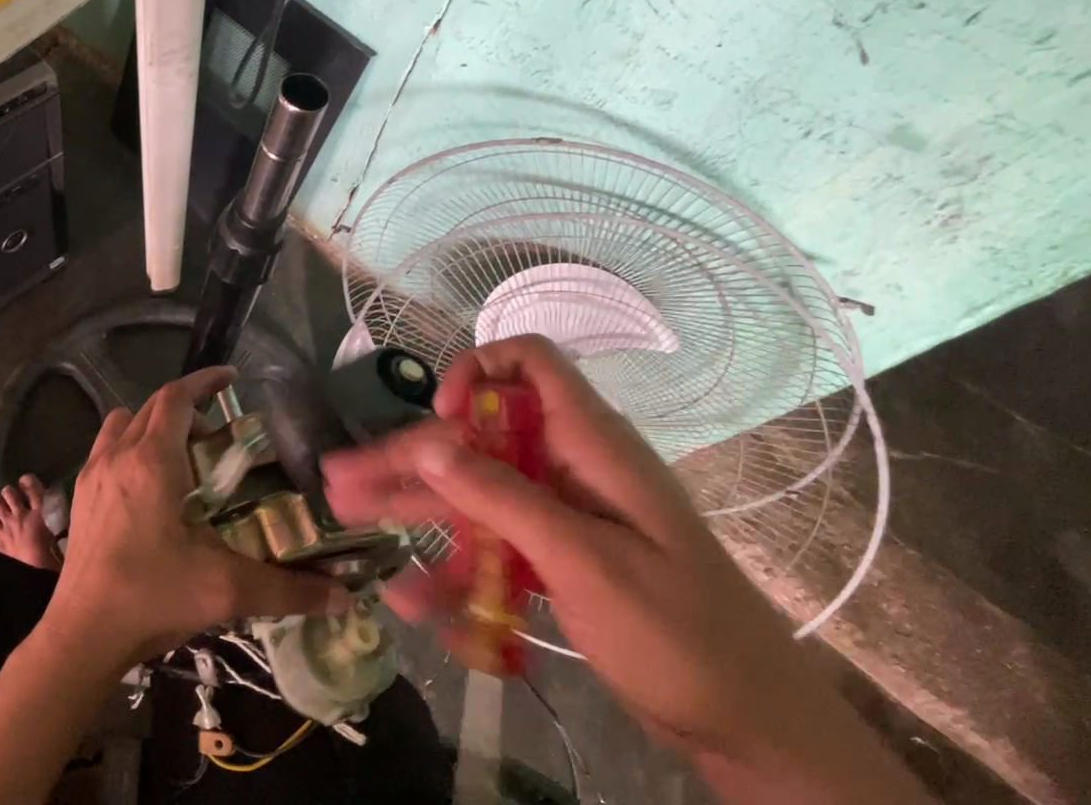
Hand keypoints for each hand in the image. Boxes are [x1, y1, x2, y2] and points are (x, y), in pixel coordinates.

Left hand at [41, 366, 350, 669]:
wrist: (83, 634)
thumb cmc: (152, 597)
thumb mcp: (226, 589)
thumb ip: (288, 588)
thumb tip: (342, 595)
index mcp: (151, 461)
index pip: (176, 397)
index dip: (204, 381)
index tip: (231, 377)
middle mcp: (117, 456)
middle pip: (151, 407)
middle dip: (186, 408)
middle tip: (219, 436)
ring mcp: (91, 476)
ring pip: (122, 425)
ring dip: (152, 425)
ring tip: (182, 458)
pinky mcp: (79, 499)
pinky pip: (105, 451)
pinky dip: (129, 449)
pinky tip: (150, 490)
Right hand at [320, 335, 844, 762]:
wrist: (750, 726)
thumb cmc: (680, 634)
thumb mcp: (584, 561)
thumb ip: (503, 496)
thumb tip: (429, 439)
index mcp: (590, 445)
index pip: (529, 364)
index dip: (475, 373)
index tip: (438, 418)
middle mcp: (567, 467)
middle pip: (474, 439)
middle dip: (407, 458)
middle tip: (339, 481)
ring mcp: (560, 515)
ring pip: (472, 492)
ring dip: (411, 506)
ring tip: (346, 518)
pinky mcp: (555, 557)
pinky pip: (489, 544)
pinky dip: (450, 565)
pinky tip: (409, 597)